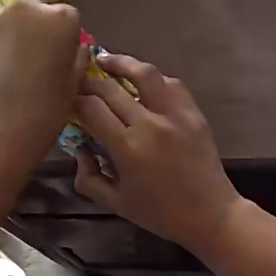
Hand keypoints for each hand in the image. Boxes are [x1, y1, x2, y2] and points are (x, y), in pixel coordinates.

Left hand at [0, 0, 87, 171]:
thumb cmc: (43, 115)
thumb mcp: (73, 86)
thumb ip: (77, 57)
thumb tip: (74, 46)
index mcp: (59, 19)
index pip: (68, 14)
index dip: (65, 34)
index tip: (59, 54)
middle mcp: (24, 7)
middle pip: (35, 2)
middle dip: (37, 20)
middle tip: (32, 51)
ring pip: (5, 15)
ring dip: (9, 29)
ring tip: (5, 63)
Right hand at [72, 53, 244, 251]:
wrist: (209, 214)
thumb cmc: (159, 213)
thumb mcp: (115, 203)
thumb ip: (88, 178)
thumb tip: (79, 150)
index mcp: (127, 147)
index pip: (91, 108)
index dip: (73, 99)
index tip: (66, 99)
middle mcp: (150, 124)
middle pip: (111, 87)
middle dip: (89, 80)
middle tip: (78, 78)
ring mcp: (175, 115)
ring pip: (145, 73)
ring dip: (122, 63)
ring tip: (106, 60)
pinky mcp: (193, 113)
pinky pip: (171, 84)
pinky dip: (153, 78)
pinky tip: (142, 80)